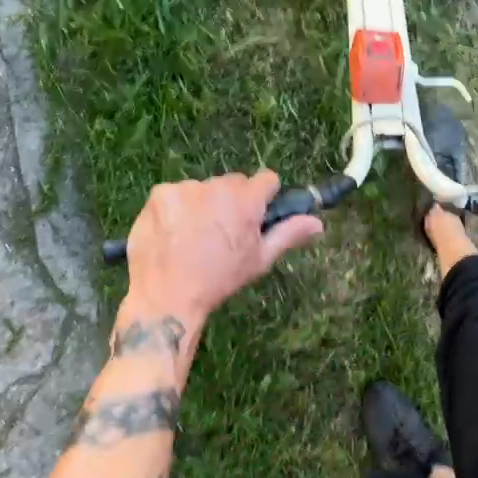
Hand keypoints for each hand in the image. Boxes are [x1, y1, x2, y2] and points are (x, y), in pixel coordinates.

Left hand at [123, 171, 324, 326]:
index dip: (263, 197)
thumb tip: (318, 223)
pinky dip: (176, 208)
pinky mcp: (159, 195)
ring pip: (203, 188)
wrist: (166, 298)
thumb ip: (288, 234)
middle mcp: (217, 187)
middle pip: (233, 183)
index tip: (255, 216)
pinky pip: (175, 193)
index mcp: (246, 201)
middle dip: (231, 201)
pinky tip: (172, 232)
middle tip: (222, 233)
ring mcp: (185, 189)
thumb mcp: (258, 260)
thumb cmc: (218, 280)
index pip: (266, 179)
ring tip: (193, 236)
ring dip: (203, 204)